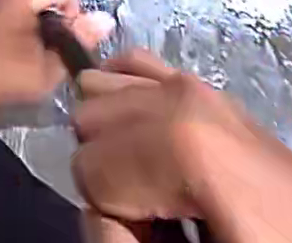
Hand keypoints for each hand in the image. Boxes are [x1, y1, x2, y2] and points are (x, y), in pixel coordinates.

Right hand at [73, 51, 291, 242]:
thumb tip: (98, 214)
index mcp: (183, 142)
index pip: (88, 167)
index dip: (113, 218)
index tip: (157, 241)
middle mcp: (181, 94)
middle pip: (89, 121)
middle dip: (109, 176)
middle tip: (159, 222)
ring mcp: (193, 82)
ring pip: (101, 88)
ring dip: (114, 140)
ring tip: (160, 189)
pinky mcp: (204, 86)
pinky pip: (133, 66)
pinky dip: (124, 97)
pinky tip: (147, 143)